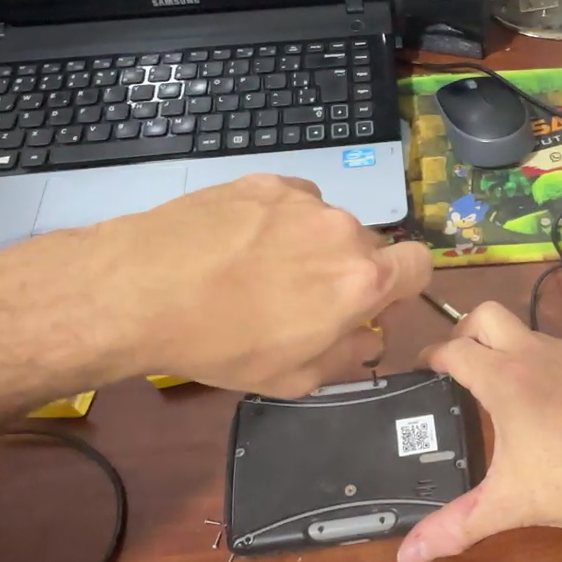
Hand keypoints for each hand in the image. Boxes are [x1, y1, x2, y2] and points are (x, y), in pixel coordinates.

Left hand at [0, 174, 429, 394]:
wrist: (139, 290)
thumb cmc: (221, 344)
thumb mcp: (294, 378)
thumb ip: (350, 357)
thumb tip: (369, 338)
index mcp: (361, 279)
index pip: (421, 265)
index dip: (404, 287)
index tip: (373, 304)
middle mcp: (342, 230)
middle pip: (371, 247)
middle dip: (351, 271)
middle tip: (304, 297)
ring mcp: (303, 201)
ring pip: (330, 224)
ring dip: (314, 246)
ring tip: (261, 269)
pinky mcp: (265, 182)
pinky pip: (294, 203)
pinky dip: (281, 223)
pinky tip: (242, 244)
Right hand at [396, 302, 561, 561]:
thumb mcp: (507, 504)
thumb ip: (452, 528)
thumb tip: (406, 557)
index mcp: (504, 378)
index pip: (452, 349)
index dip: (431, 357)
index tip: (422, 370)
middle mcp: (536, 353)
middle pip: (486, 314)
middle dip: (465, 331)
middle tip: (459, 365)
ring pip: (528, 332)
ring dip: (510, 350)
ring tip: (508, 391)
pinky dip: (550, 365)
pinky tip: (559, 402)